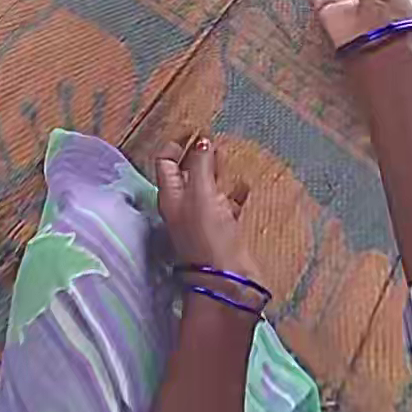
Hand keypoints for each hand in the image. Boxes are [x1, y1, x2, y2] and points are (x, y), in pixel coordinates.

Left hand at [155, 137, 256, 279]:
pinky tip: (246, 184)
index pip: (166, 161)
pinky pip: (228, 204)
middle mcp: (183, 205)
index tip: (194, 128)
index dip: (177, 143)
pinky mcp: (223, 230)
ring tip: (230, 156)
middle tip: (213, 138)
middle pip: (186, 172)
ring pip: (207, 187)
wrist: (227, 283)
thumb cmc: (208, 235)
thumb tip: (202, 140)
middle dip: (197, 154)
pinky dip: (234, 192)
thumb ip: (200, 165)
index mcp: (170, 195)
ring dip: (216, 171)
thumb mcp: (201, 194)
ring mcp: (203, 218)